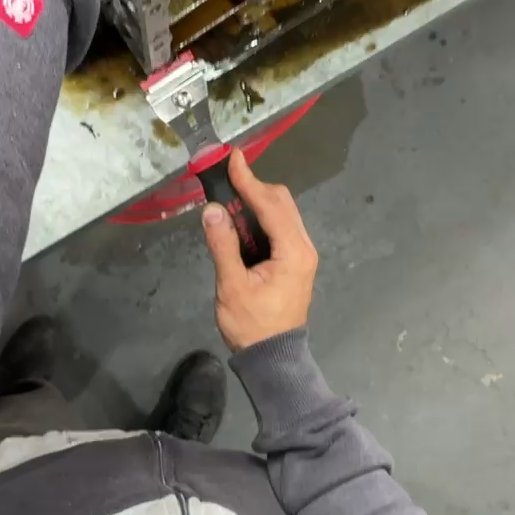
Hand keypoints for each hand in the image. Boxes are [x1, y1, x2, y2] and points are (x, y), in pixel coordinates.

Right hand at [201, 149, 317, 349]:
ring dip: (256, 201)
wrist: (272, 356)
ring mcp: (301, 253)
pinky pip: (279, 227)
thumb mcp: (232, 287)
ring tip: (228, 195)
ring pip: (282, 213)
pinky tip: (240, 219)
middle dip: (253, 186)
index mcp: (293, 251)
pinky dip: (260, 216)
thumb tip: (212, 210)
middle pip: (281, 202)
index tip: (231, 158)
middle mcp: (303, 246)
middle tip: (225, 176)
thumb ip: (223, 246)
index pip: (270, 205)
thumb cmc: (252, 325)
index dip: (249, 180)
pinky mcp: (294, 261)